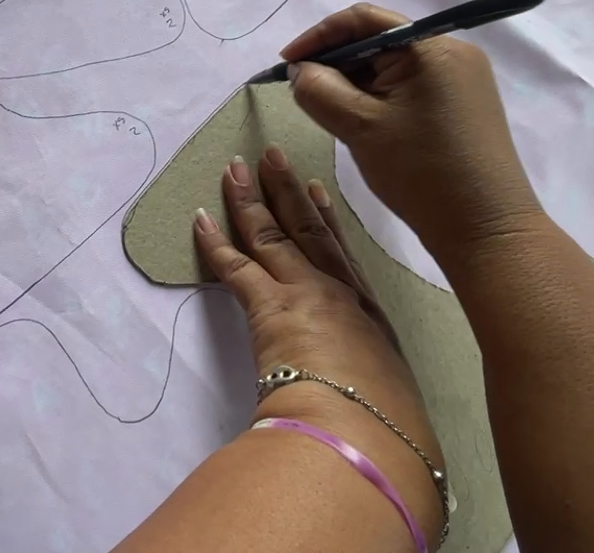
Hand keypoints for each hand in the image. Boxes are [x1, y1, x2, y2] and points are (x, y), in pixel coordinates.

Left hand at [193, 148, 443, 537]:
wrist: (369, 436)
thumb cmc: (392, 434)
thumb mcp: (394, 405)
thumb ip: (379, 390)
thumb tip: (375, 404)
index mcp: (372, 317)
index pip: (344, 256)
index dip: (328, 220)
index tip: (317, 190)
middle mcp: (339, 294)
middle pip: (309, 230)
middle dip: (288, 190)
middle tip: (271, 156)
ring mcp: (303, 292)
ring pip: (272, 233)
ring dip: (250, 198)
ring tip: (236, 168)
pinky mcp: (268, 304)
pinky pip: (233, 264)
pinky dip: (214, 240)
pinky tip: (199, 217)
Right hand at [283, 3, 545, 256]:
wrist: (485, 230)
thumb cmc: (420, 171)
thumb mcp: (357, 125)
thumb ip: (317, 88)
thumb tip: (300, 70)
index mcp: (432, 48)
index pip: (363, 20)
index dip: (318, 36)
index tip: (286, 63)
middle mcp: (452, 54)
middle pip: (376, 40)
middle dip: (334, 61)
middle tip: (302, 89)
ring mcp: (459, 80)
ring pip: (389, 65)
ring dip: (353, 81)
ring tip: (327, 109)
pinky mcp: (459, 104)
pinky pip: (405, 84)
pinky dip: (374, 96)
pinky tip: (358, 120)